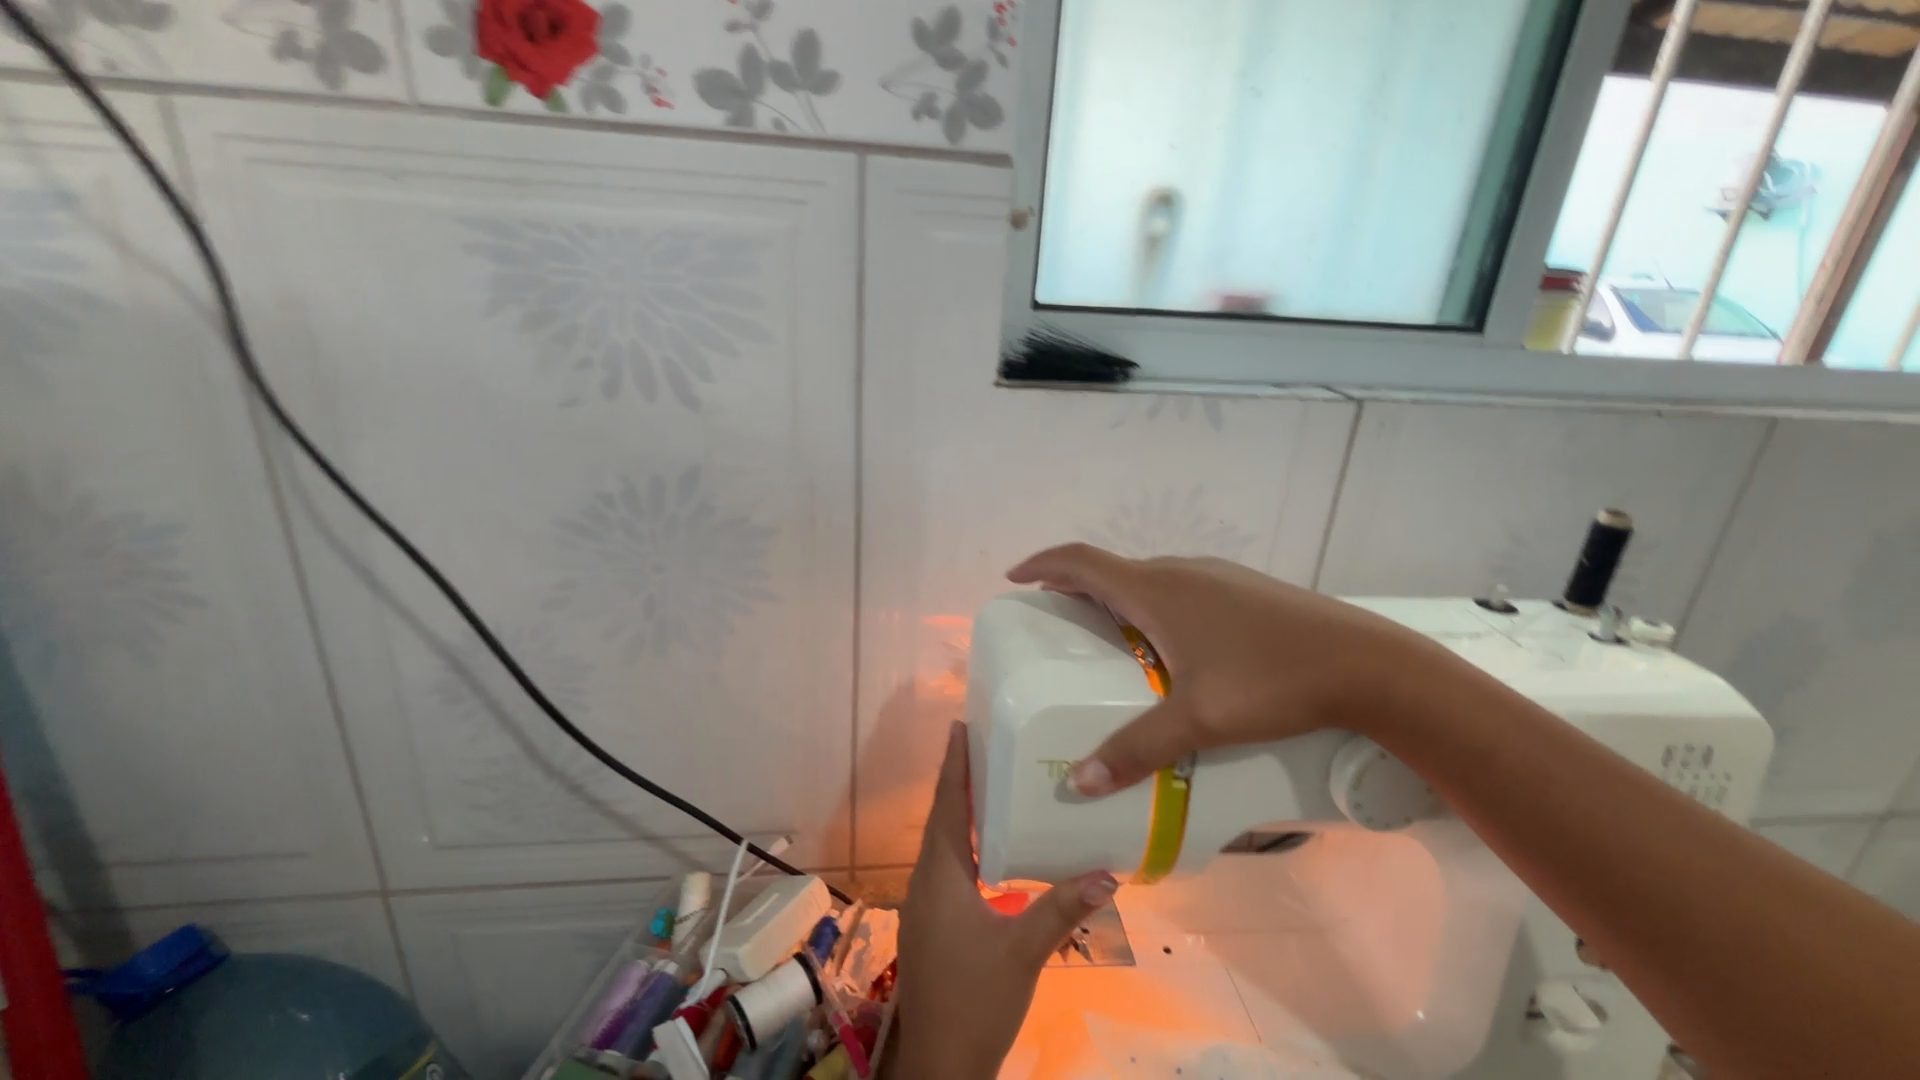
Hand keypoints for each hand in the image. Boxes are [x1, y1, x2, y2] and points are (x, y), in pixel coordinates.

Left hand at [889, 722, 1118, 1079]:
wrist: (941, 1064)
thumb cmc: (977, 1000)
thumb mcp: (1025, 952)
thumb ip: (1062, 909)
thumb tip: (1108, 871)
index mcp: (940, 878)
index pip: (946, 808)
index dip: (953, 767)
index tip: (958, 726)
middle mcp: (925, 884)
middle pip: (941, 822)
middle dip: (959, 784)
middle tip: (987, 748)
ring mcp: (923, 908)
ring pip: (942, 848)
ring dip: (962, 817)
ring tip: (992, 791)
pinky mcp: (930, 928)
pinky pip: (946, 871)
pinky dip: (966, 850)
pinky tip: (991, 856)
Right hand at [1007, 543, 1447, 796]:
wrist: (1366, 663)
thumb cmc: (1271, 682)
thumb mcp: (1198, 720)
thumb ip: (1135, 750)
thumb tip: (1079, 782)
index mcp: (1156, 590)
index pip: (1081, 561)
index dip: (1042, 564)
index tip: (1014, 578)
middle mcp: (1181, 572)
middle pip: (1112, 569)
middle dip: (1075, 587)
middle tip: (1054, 620)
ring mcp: (1217, 577)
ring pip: (1149, 578)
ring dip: (1116, 596)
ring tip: (1105, 635)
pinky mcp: (1244, 590)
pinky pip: (1179, 589)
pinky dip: (1151, 604)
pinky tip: (1169, 645)